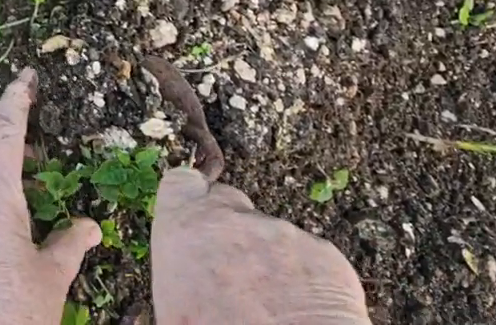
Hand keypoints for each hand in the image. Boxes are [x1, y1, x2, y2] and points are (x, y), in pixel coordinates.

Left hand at [0, 68, 100, 324]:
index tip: (26, 77)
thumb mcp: (49, 277)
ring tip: (27, 161)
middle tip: (28, 109)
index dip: (17, 99)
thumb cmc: (9, 312)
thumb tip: (91, 228)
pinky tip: (3, 195)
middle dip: (1, 117)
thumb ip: (69, 244)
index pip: (4, 129)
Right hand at [150, 167, 369, 324]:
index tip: (198, 221)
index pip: (182, 183)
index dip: (191, 199)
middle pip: (230, 204)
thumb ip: (177, 277)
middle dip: (234, 232)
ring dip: (274, 265)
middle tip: (239, 278)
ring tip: (276, 313)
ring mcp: (281, 232)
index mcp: (182, 225)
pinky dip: (311, 285)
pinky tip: (304, 318)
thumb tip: (186, 286)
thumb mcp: (170, 313)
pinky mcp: (325, 255)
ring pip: (275, 239)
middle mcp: (229, 217)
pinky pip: (315, 264)